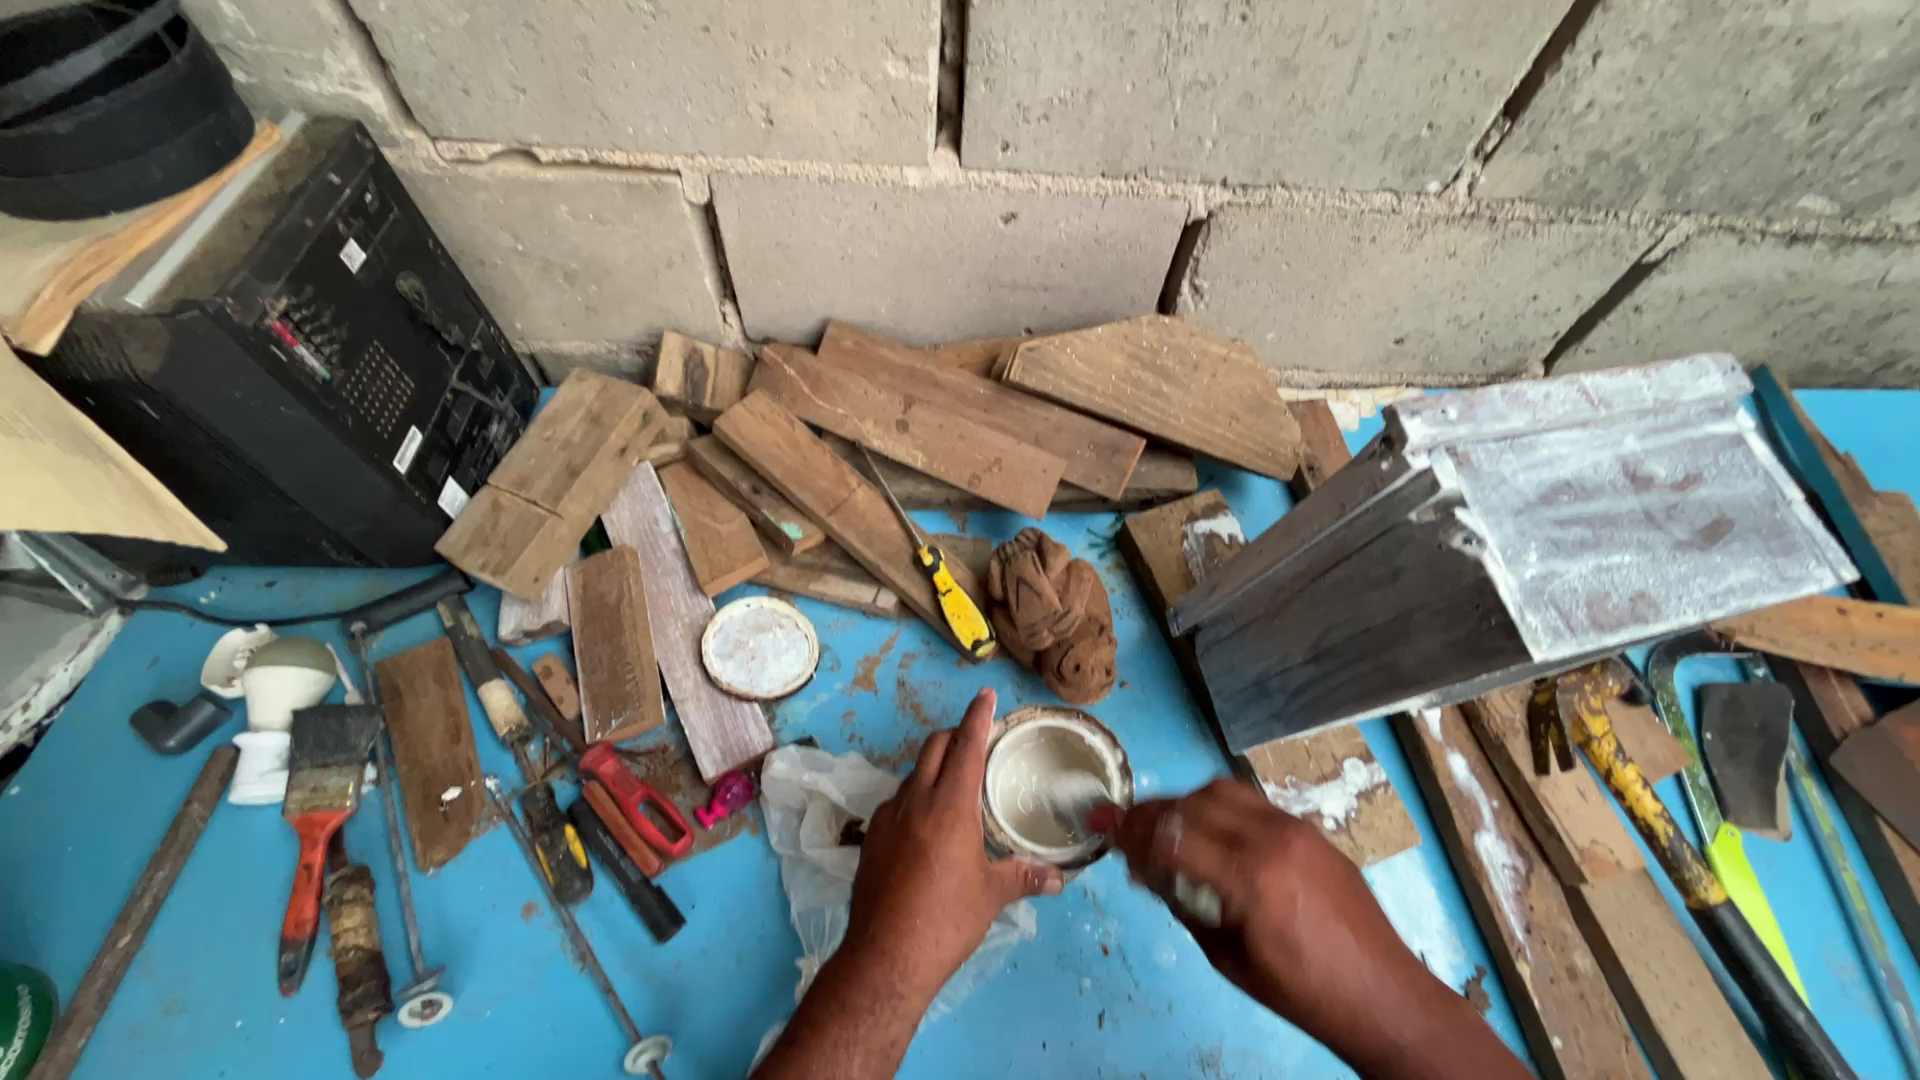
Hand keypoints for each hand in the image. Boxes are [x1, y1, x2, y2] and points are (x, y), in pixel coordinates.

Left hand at [844, 688, 1063, 998]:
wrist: (885, 957)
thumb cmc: (947, 921)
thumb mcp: (991, 895)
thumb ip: (1023, 877)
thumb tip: (1059, 878)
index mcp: (949, 806)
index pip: (966, 746)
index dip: (977, 716)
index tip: (985, 694)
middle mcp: (915, 801)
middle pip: (933, 747)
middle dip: (954, 735)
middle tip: (975, 739)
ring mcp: (887, 818)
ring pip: (912, 774)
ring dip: (933, 767)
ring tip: (953, 785)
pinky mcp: (870, 838)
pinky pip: (896, 803)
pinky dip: (914, 798)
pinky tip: (924, 823)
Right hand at [1113, 779, 1523, 1077]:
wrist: (1382, 994)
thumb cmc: (1300, 990)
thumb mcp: (1227, 956)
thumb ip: (1183, 903)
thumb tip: (1145, 868)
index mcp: (1250, 877)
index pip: (1172, 835)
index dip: (1132, 832)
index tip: (1104, 830)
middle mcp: (1271, 837)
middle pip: (1191, 803)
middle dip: (1150, 813)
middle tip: (1123, 825)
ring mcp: (1293, 826)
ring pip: (1219, 790)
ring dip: (1183, 802)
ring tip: (1162, 824)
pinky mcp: (1307, 827)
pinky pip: (1249, 800)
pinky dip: (1216, 805)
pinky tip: (1205, 827)